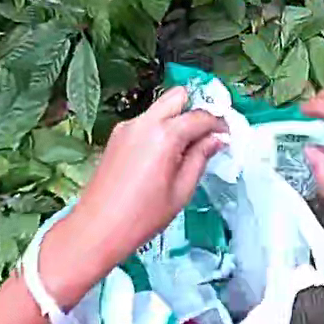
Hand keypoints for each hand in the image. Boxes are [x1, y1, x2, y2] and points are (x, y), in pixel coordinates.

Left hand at [38, 87, 224, 302]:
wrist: (98, 226)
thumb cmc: (142, 215)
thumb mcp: (181, 190)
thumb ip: (200, 158)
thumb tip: (216, 139)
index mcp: (164, 135)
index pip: (199, 116)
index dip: (218, 124)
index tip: (226, 136)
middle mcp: (144, 122)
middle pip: (177, 97)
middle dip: (195, 110)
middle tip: (206, 135)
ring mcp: (127, 126)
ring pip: (160, 108)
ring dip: (176, 119)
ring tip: (184, 151)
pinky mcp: (117, 135)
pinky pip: (145, 122)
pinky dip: (159, 129)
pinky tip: (162, 156)